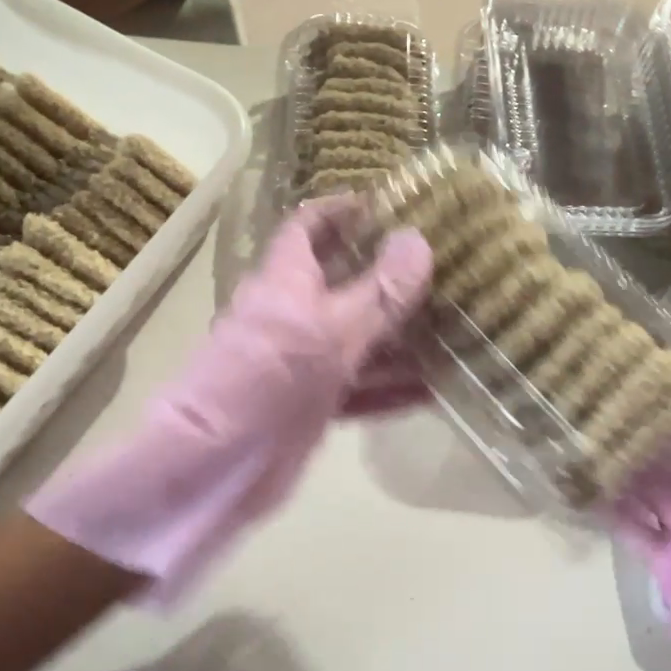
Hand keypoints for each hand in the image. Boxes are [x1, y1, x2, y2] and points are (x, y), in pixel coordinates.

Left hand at [25, 200, 432, 602]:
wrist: (218, 466)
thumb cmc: (269, 382)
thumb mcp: (331, 330)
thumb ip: (378, 292)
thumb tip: (417, 239)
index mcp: (285, 282)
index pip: (309, 228)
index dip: (343, 211)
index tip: (387, 204)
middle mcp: (291, 317)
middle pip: (341, 284)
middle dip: (387, 276)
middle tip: (443, 269)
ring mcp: (300, 365)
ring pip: (356, 340)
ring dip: (398, 337)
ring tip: (453, 329)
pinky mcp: (309, 407)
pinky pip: (357, 389)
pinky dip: (389, 388)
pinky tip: (433, 391)